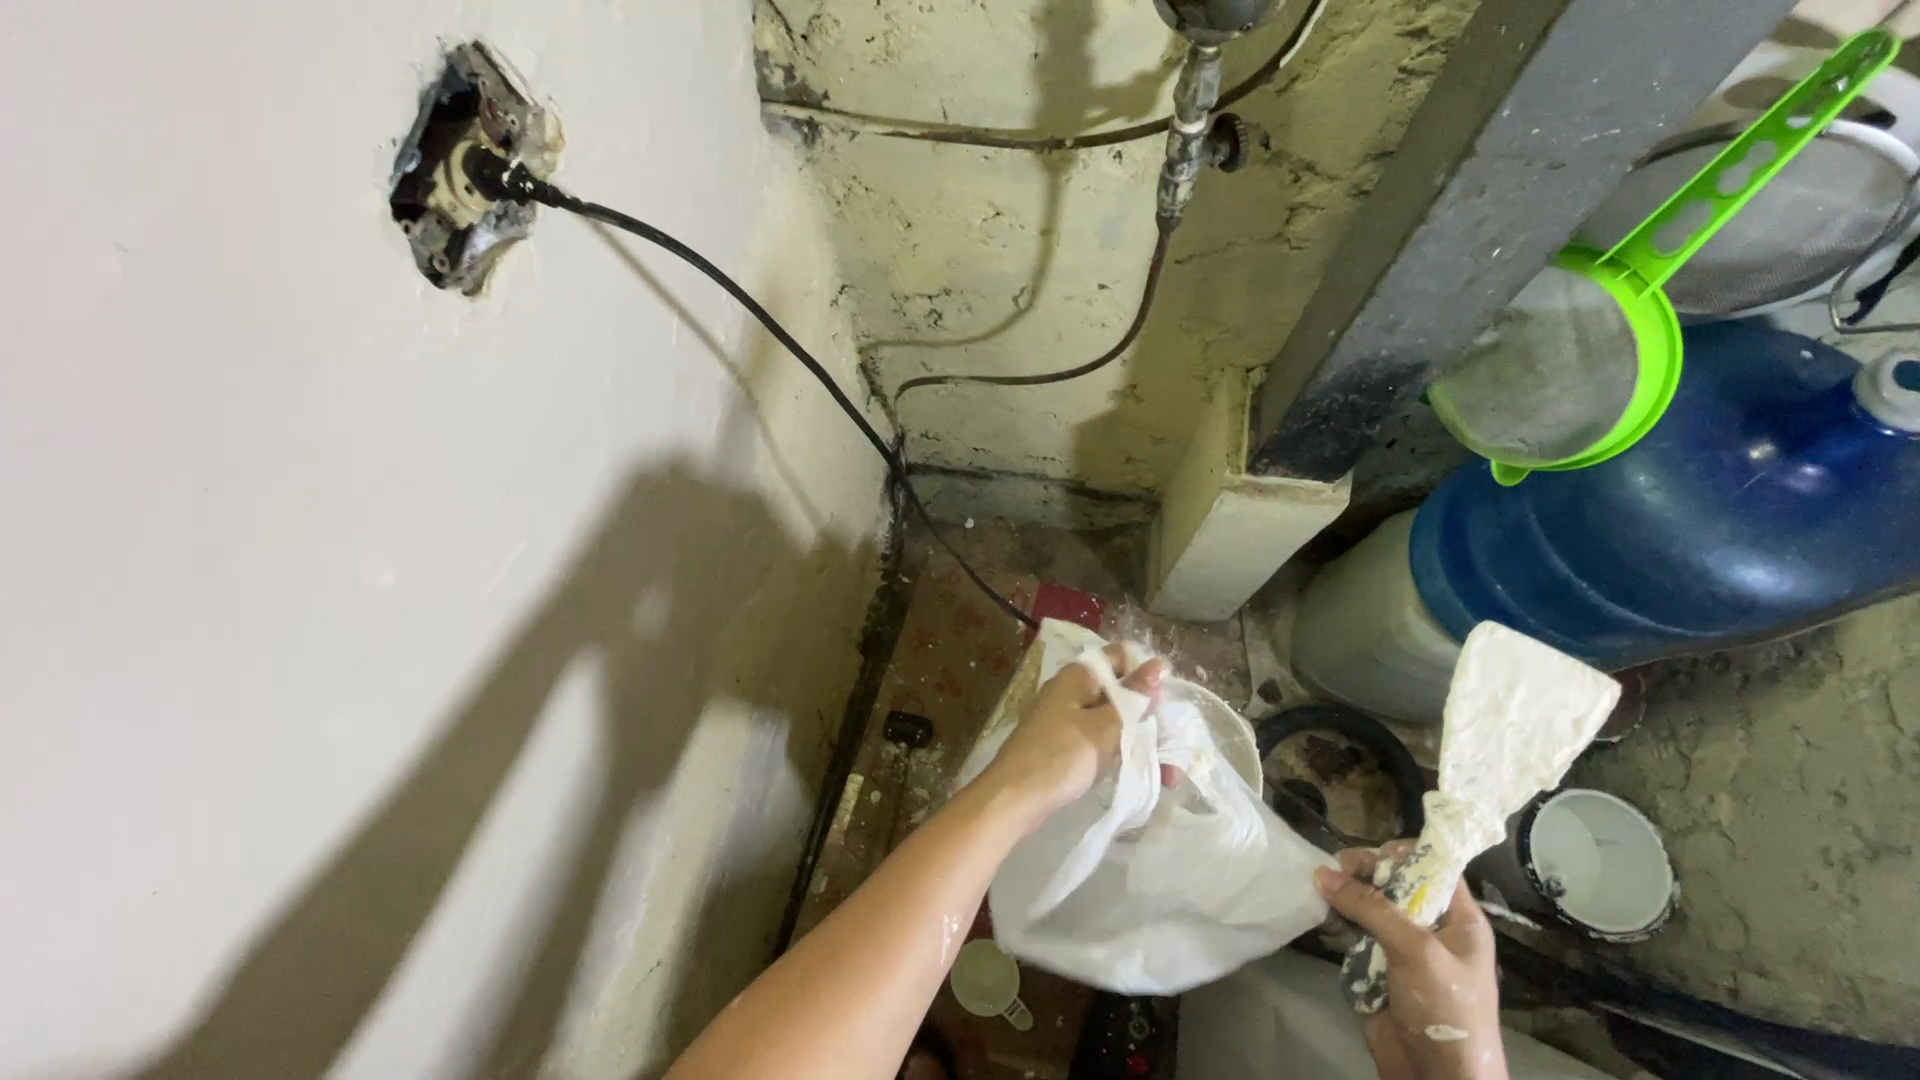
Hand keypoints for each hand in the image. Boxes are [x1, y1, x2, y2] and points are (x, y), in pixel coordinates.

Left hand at [975, 643, 1167, 824]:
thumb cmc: (1061, 756)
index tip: (1169, 699)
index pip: (1119, 657)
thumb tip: (1159, 663)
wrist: (1014, 798)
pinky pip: (1100, 741)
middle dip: (1150, 718)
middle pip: (1119, 693)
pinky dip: (1120, 755)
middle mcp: (1071, 691)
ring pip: (1112, 721)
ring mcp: (1066, 719)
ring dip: (1140, 743)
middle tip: (1175, 748)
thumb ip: (1134, 697)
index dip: (1146, 672)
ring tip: (1169, 776)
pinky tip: (1143, 776)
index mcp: (1078, 676)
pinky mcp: (1064, 745)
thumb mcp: (1105, 726)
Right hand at [1315, 846, 1507, 1079]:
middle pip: (1393, 881)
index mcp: (1458, 919)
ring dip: (1344, 896)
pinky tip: (1322, 915)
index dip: (1400, 854)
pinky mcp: (1376, 964)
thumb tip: (1321, 873)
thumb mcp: (1415, 952)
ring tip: (1321, 892)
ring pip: (1367, 903)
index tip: (1366, 857)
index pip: (1433, 866)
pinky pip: (1353, 930)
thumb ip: (1371, 908)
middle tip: (1333, 873)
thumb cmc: (1445, 1010)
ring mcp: (1402, 946)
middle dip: (1362, 873)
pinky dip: (1337, 920)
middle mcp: (1431, 926)